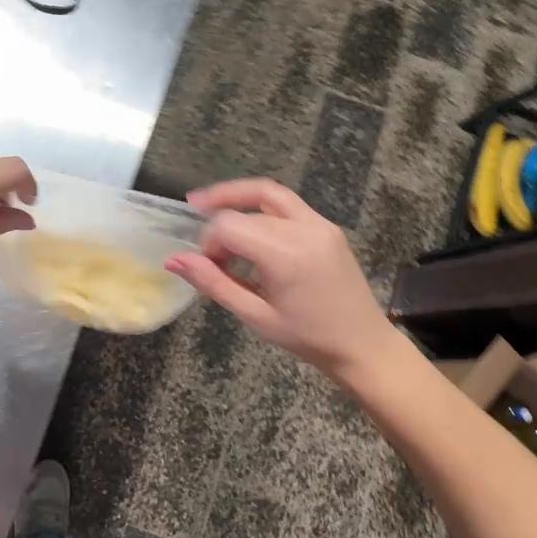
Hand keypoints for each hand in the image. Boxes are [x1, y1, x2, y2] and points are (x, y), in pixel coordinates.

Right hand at [164, 178, 394, 372]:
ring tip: (207, 205)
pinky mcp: (327, 227)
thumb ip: (213, 283)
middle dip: (219, 224)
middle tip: (202, 245)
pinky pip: (286, 204)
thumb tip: (173, 261)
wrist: (362, 345)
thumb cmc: (307, 337)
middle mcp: (305, 229)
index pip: (230, 225)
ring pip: (268, 193)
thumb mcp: (255, 315)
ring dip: (236, 196)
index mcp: (287, 254)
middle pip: (246, 208)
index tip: (205, 267)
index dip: (208, 242)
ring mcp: (320, 224)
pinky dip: (260, 207)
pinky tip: (246, 226)